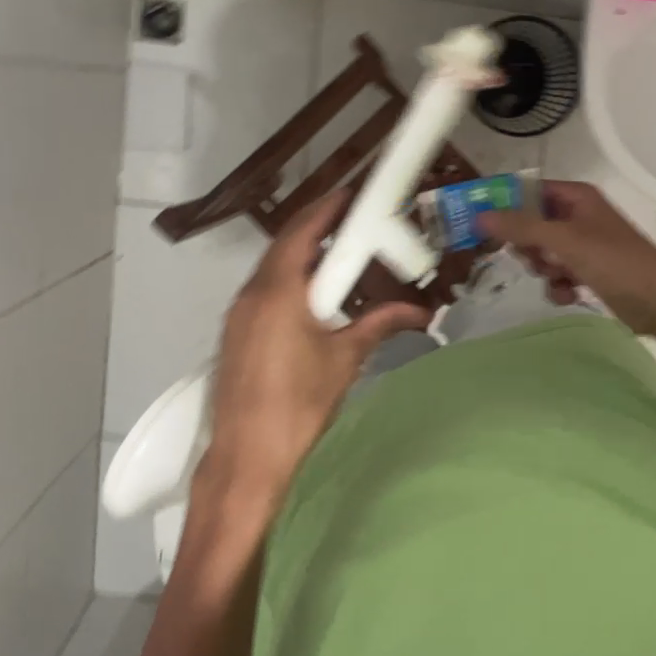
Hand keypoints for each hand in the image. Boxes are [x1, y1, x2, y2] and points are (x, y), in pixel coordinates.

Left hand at [205, 189, 431, 505]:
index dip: (327, 209)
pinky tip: (313, 296)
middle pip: (284, 245)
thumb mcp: (345, 359)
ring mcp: (237, 314)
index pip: (302, 231)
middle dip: (317, 230)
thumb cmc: (300, 405)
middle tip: (353, 224)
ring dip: (302, 257)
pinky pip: (263, 290)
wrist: (247, 458)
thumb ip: (379, 324)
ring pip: (271, 269)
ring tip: (339, 257)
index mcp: (279, 291)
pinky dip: (288, 281)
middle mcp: (252, 294)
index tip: (352, 197)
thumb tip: (420, 313)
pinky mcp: (234, 334)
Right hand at [477, 180, 655, 330]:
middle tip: (533, 257)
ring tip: (558, 276)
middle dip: (528, 245)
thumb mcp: (565, 242)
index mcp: (575, 196)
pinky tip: (569, 294)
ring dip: (543, 268)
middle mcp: (577, 215)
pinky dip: (558, 285)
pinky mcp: (587, 270)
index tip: (478, 222)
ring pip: (541, 252)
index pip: (528, 190)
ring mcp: (583, 244)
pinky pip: (556, 274)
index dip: (503, 203)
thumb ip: (521, 228)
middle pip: (530, 223)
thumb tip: (480, 216)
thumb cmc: (615, 262)